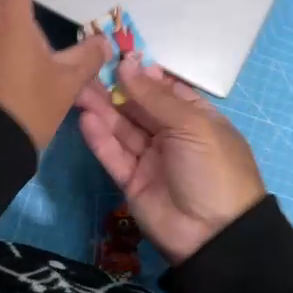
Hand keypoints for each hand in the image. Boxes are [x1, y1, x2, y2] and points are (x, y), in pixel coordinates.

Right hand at [76, 58, 266, 265]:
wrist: (215, 236)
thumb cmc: (213, 168)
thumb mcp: (191, 125)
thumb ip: (154, 96)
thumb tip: (127, 63)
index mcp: (195, 118)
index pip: (163, 89)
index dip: (140, 74)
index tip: (112, 56)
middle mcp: (171, 135)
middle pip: (137, 106)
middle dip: (114, 88)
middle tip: (85, 68)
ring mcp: (150, 159)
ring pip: (121, 128)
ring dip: (101, 108)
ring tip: (77, 88)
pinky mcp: (132, 181)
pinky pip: (114, 154)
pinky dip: (99, 137)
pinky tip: (85, 118)